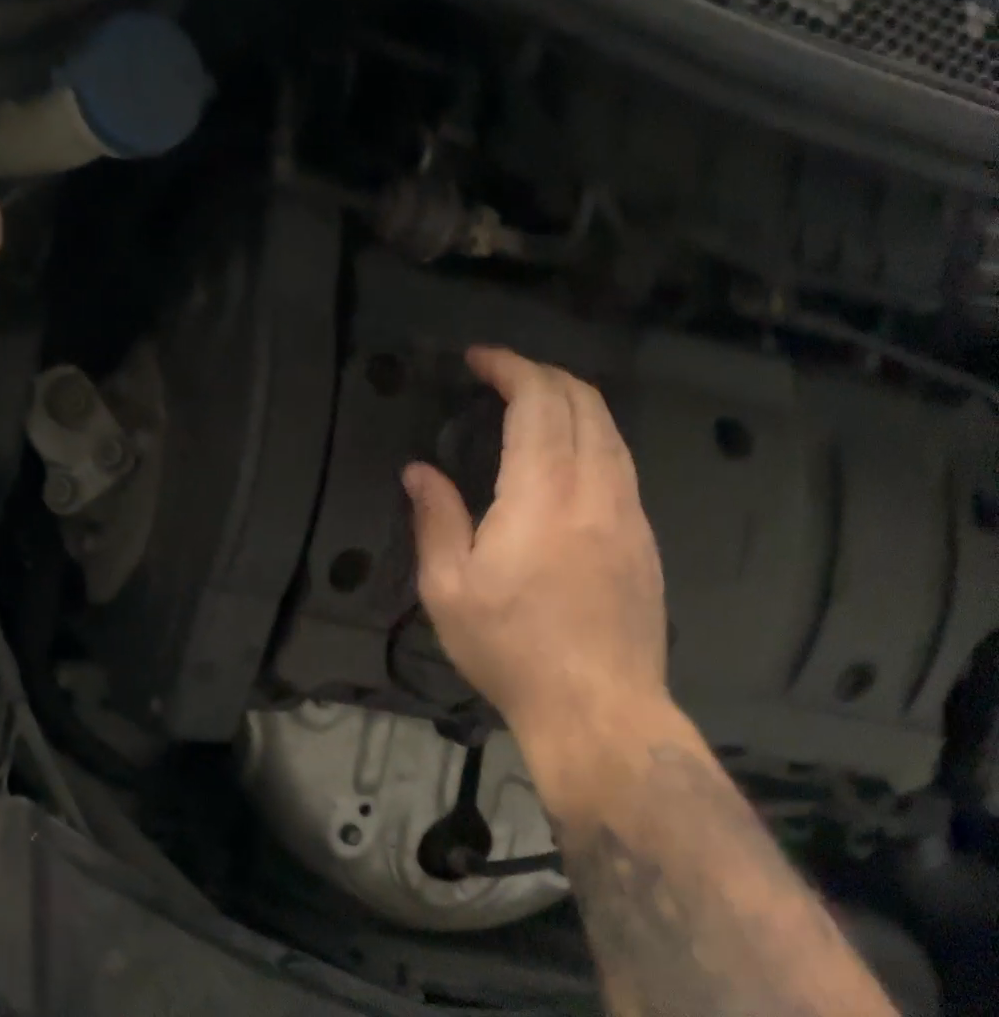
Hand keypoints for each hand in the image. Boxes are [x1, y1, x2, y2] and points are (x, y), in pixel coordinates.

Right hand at [402, 347, 668, 741]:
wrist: (599, 707)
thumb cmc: (510, 646)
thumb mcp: (448, 586)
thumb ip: (436, 518)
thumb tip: (420, 471)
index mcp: (543, 494)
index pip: (539, 403)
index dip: (510, 368)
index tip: (477, 358)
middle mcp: (597, 489)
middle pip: (585, 404)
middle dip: (542, 374)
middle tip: (499, 373)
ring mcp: (630, 514)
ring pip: (611, 431)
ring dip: (571, 403)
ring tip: (530, 405)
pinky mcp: (644, 539)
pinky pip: (621, 463)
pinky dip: (590, 436)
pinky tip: (564, 458)